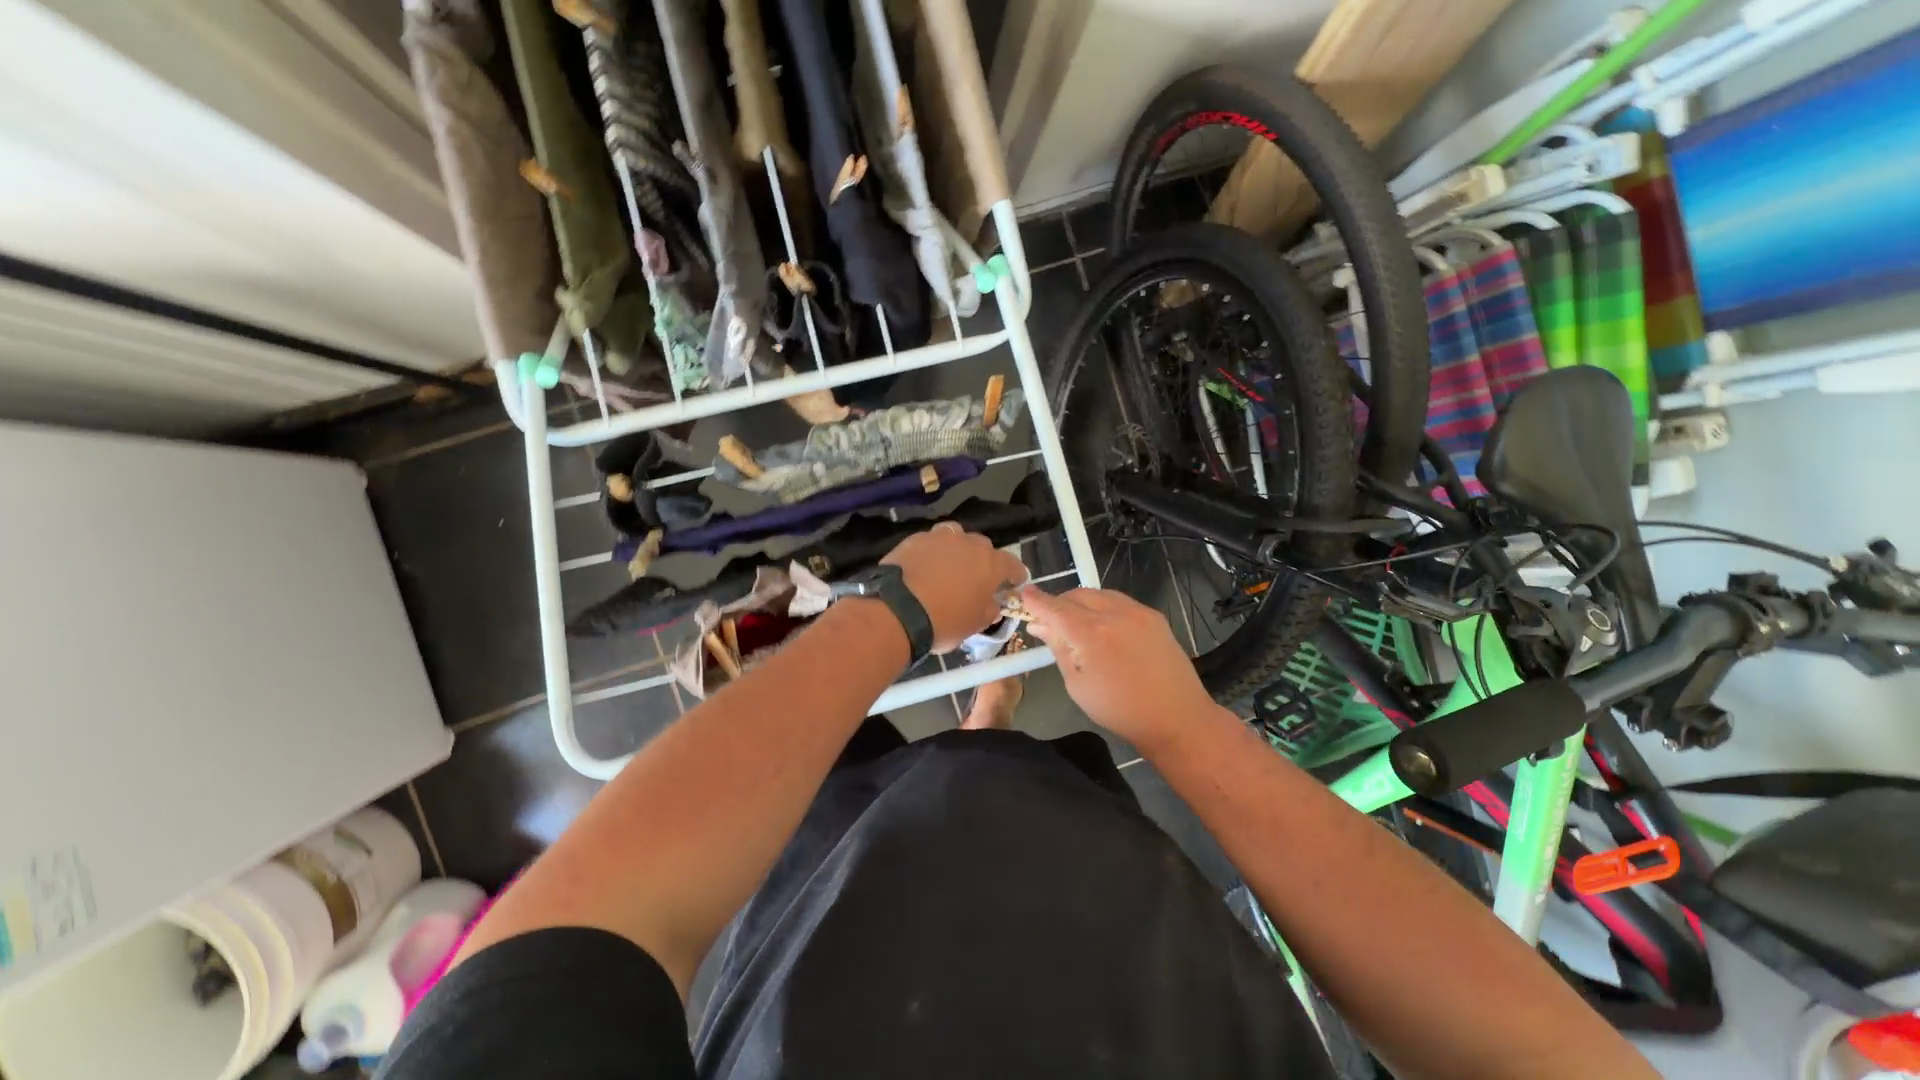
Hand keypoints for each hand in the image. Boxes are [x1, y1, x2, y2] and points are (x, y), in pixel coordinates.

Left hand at [883, 522, 1027, 651]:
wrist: (897, 611)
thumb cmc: (944, 622)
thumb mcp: (974, 624)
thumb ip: (989, 610)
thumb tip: (992, 604)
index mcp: (990, 563)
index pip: (1012, 564)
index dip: (1015, 575)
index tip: (1015, 583)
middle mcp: (968, 543)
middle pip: (982, 548)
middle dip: (983, 562)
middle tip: (976, 580)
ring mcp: (940, 537)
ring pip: (956, 538)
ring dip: (957, 551)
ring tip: (949, 569)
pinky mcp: (914, 539)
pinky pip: (930, 544)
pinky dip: (932, 554)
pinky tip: (924, 568)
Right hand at [1020, 587, 1222, 748]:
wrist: (1176, 717)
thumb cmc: (1120, 710)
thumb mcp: (1078, 684)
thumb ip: (1059, 649)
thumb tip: (1040, 626)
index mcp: (1091, 633)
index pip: (1054, 608)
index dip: (1035, 600)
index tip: (1022, 594)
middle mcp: (1115, 613)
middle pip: (1076, 595)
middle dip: (1058, 603)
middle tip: (1048, 621)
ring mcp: (1138, 612)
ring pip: (1099, 594)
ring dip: (1081, 603)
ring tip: (1075, 624)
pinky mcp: (1155, 617)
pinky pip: (1120, 601)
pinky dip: (1104, 607)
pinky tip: (1103, 627)